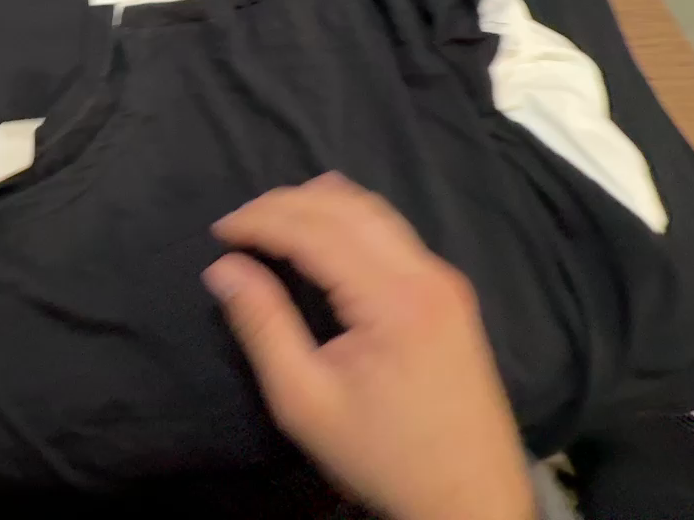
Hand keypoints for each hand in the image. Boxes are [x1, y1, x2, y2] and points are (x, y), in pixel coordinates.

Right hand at [204, 173, 532, 519]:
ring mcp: (442, 278)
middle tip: (238, 223)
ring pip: (368, 208)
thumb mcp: (304, 401)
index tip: (219, 232)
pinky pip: (387, 227)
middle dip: (281, 204)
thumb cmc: (382, 456)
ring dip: (313, 203)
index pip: (314, 230)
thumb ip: (262, 325)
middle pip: (342, 206)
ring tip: (268, 220)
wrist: (473, 504)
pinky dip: (343, 215)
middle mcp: (424, 273)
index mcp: (393, 300)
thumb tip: (223, 268)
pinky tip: (318, 228)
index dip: (260, 220)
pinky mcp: (447, 289)